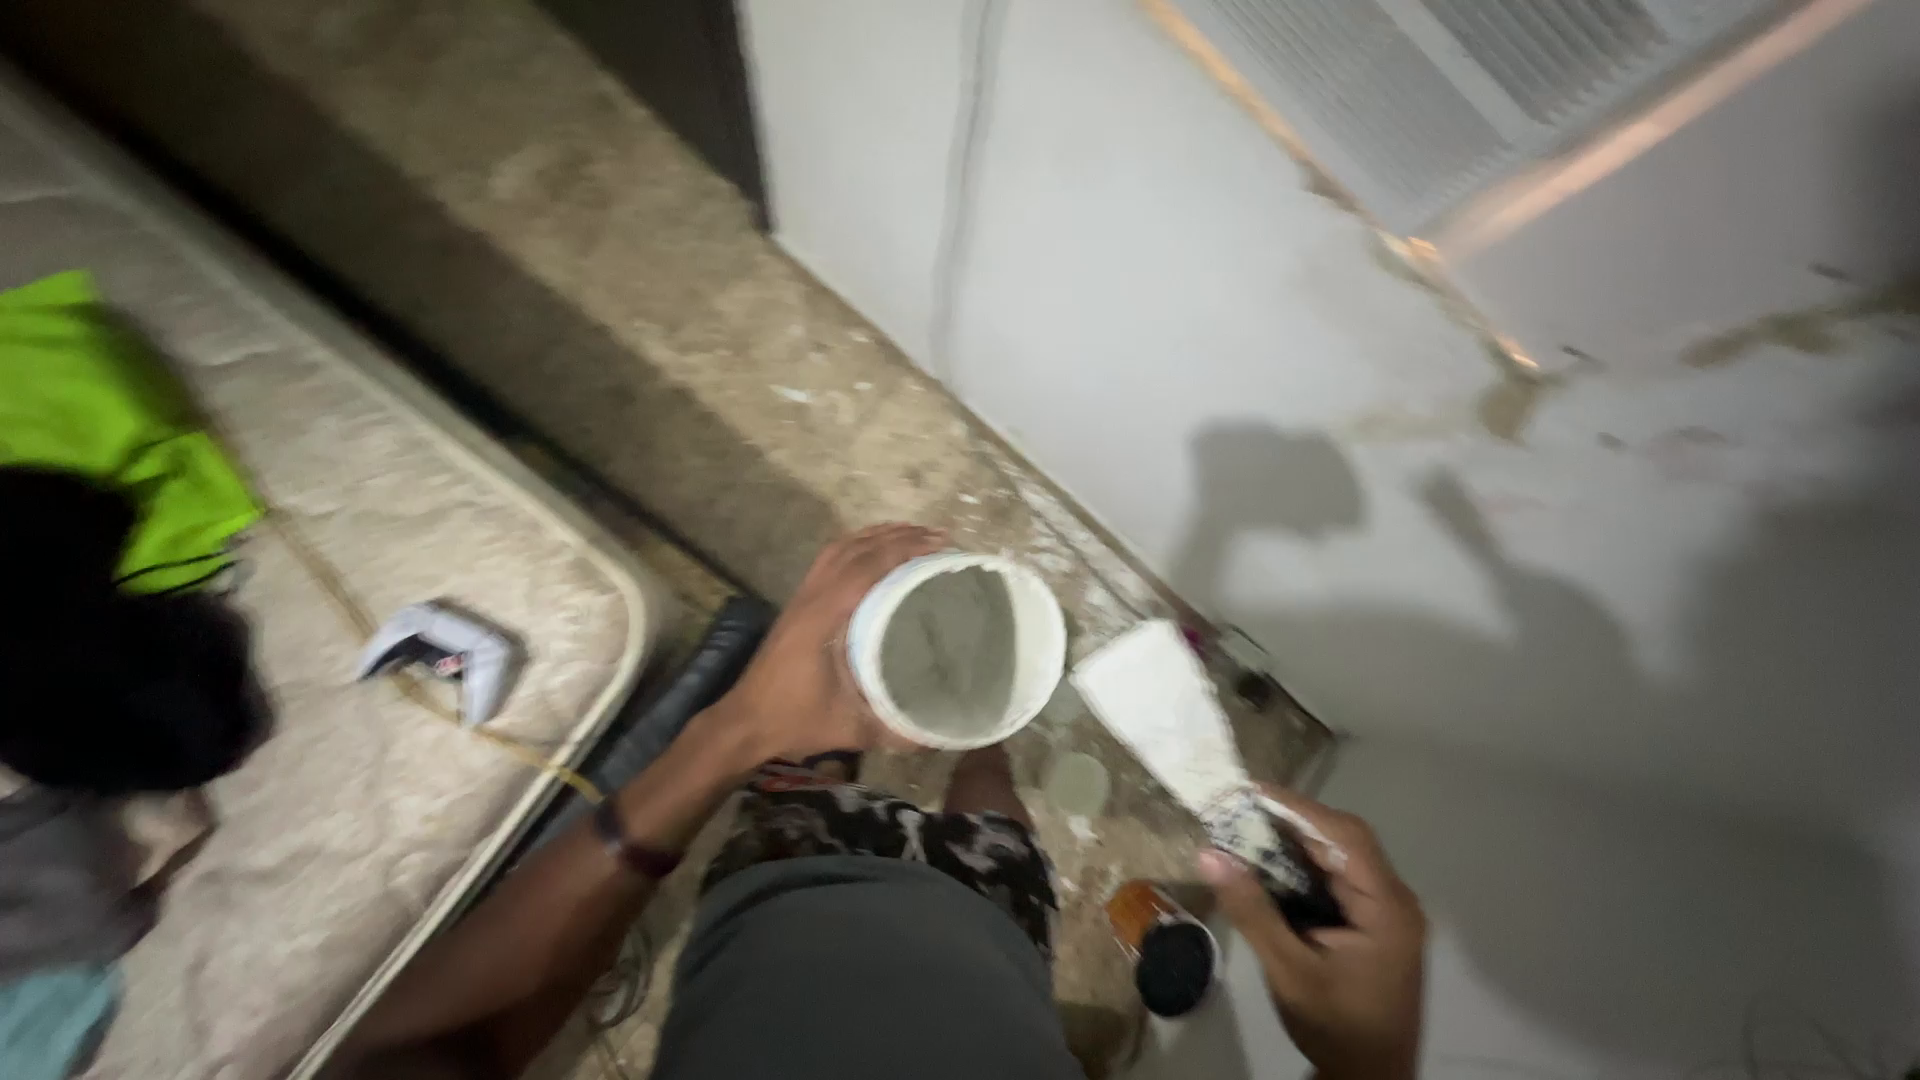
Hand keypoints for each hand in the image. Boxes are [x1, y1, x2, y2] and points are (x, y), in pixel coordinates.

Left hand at [716, 523, 946, 762]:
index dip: (903, 550)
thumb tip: (942, 734)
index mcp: (823, 617)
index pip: (865, 567)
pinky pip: (829, 558)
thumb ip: (894, 731)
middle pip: (855, 547)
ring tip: (914, 536)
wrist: (745, 722)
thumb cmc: (794, 720)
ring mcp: (802, 596)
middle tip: (939, 538)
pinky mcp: (798, 602)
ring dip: (877, 535)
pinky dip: (858, 545)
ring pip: (839, 547)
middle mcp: (811, 597)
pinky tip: (878, 554)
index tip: (940, 547)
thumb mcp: (849, 729)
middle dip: (898, 536)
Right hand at [1198, 787, 1425, 1079]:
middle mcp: (1392, 901)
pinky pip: (1335, 878)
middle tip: (1240, 810)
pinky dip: (1300, 865)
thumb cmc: (1337, 1028)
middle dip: (1291, 821)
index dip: (1298, 808)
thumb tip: (1209, 854)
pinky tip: (1267, 864)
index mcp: (1387, 909)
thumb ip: (1253, 911)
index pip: (1345, 837)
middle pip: (1343, 840)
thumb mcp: (1290, 971)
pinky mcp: (1371, 923)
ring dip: (1293, 841)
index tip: (1251, 791)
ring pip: (1337, 856)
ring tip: (1245, 829)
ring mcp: (1384, 912)